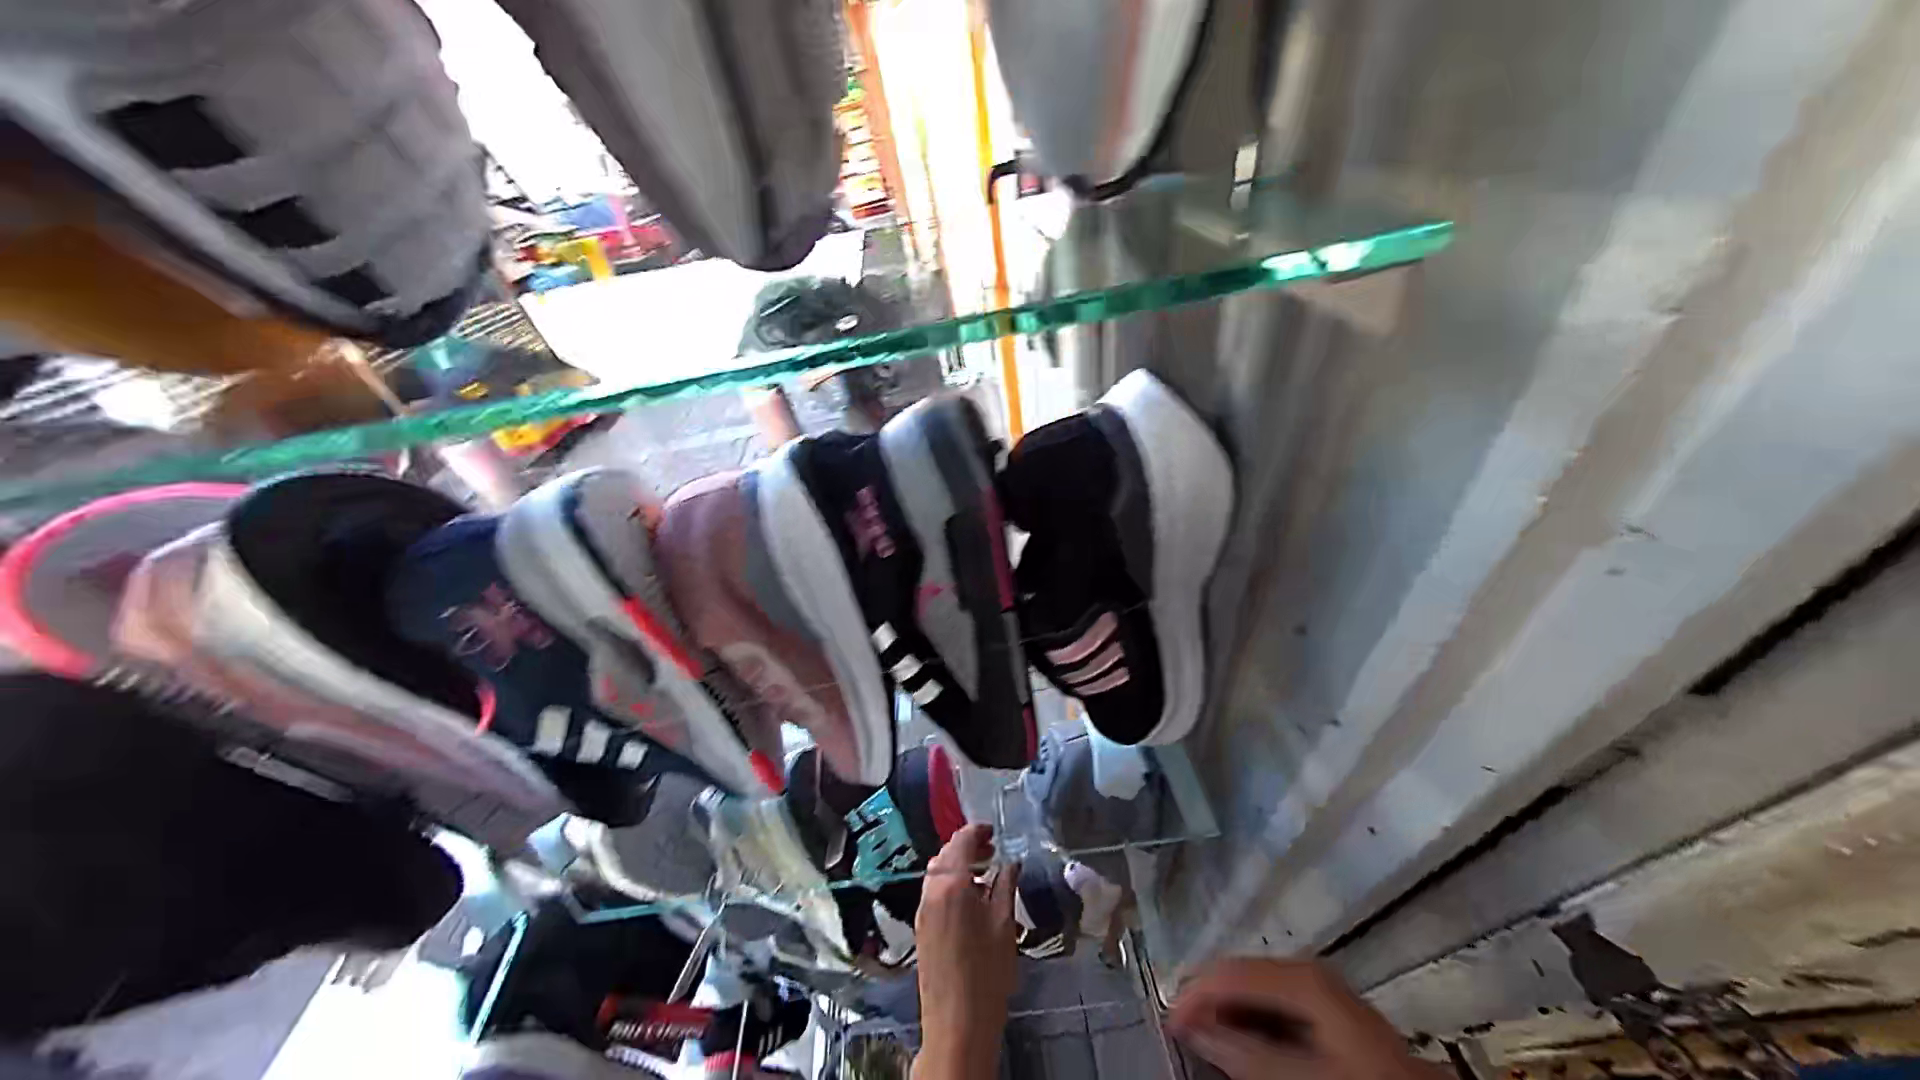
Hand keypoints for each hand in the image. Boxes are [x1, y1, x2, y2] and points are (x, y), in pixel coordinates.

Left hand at [912, 824, 1017, 1079]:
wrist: (957, 1024)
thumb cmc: (987, 972)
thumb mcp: (1004, 924)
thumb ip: (1005, 886)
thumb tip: (1010, 863)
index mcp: (951, 884)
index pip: (961, 842)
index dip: (977, 831)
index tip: (993, 830)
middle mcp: (930, 891)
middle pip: (945, 855)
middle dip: (967, 847)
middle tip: (992, 849)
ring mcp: (922, 911)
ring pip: (937, 874)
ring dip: (957, 866)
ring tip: (984, 874)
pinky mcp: (921, 929)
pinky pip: (934, 893)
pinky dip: (949, 884)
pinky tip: (970, 899)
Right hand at [1168, 959, 1436, 1079]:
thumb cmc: (1359, 1077)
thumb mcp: (1304, 1073)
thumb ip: (1247, 1053)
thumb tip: (1194, 1026)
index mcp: (1301, 974)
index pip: (1227, 970)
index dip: (1192, 993)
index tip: (1168, 1022)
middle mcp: (1307, 968)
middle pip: (1239, 973)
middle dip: (1208, 999)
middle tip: (1182, 1028)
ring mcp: (1319, 986)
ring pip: (1254, 987)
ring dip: (1227, 1010)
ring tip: (1206, 1034)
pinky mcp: (1327, 1006)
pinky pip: (1272, 1000)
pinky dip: (1251, 1017)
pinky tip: (1243, 1037)